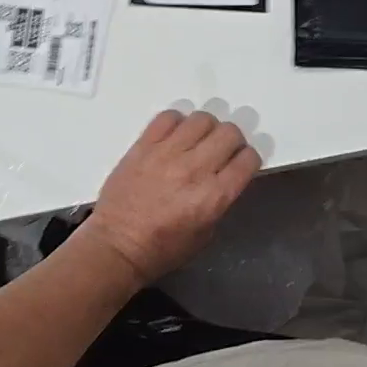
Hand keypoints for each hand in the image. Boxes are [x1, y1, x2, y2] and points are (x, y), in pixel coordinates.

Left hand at [83, 110, 261, 283]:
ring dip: (206, 128)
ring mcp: (167, 153)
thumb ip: (220, 200)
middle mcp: (195, 169)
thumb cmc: (163, 249)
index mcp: (214, 196)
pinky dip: (177, 122)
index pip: (248, 159)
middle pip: (230, 133)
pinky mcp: (143, 145)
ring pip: (202, 119)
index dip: (249, 159)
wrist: (117, 246)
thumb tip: (224, 175)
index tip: (241, 163)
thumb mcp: (205, 233)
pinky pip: (168, 117)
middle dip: (233, 140)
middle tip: (222, 150)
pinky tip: (174, 136)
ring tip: (197, 141)